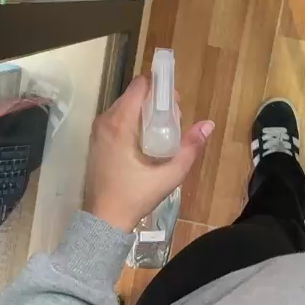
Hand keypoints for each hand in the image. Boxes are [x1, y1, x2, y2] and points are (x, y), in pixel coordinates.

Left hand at [83, 74, 214, 231]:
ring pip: (125, 106)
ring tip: (161, 133)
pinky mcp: (96, 140)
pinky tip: (146, 141)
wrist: (104, 219)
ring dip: (144, 112)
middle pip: (134, 94)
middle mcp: (105, 120)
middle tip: (173, 123)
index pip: (140, 85)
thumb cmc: (135, 196)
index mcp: (120, 123)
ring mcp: (98, 130)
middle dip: (155, 102)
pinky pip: (117, 118)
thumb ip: (189, 148)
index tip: (174, 106)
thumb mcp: (169, 175)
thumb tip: (208, 124)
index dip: (160, 89)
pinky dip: (133, 121)